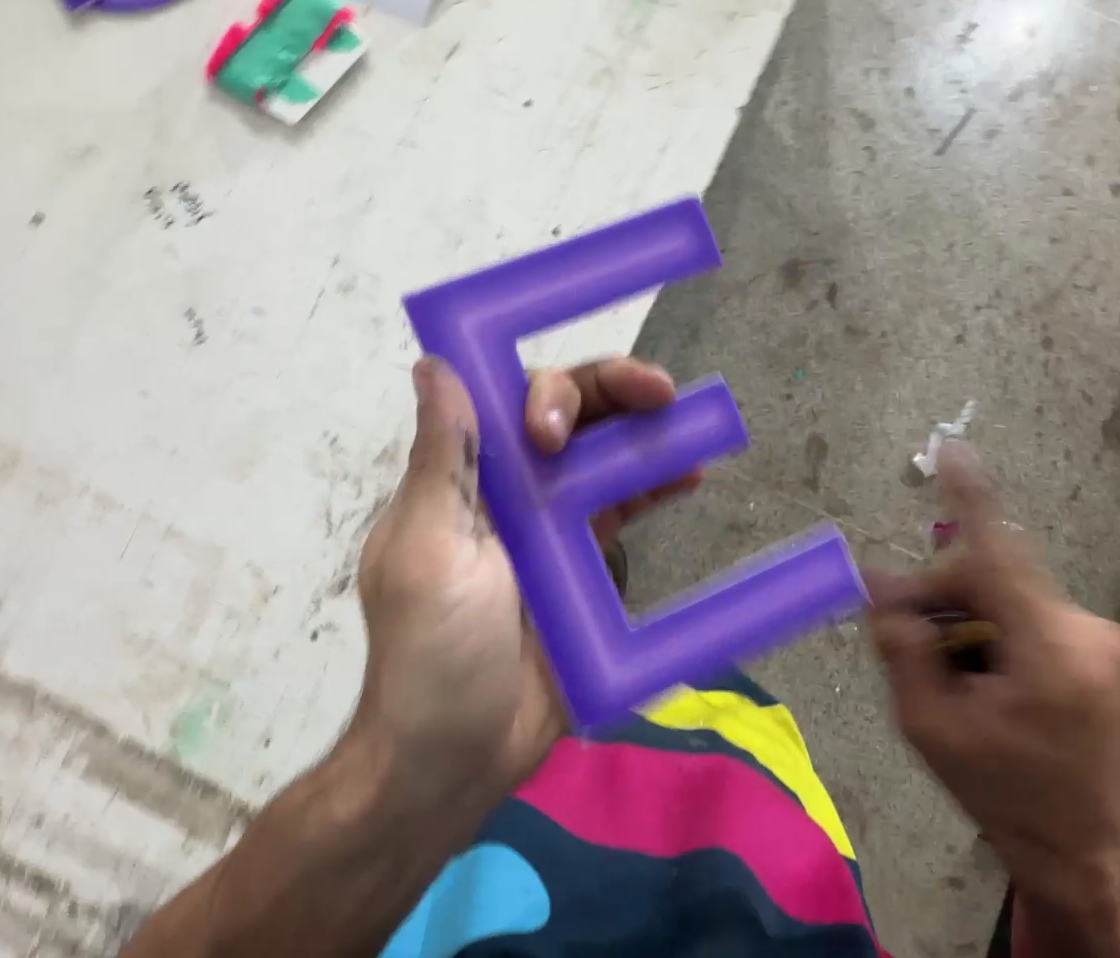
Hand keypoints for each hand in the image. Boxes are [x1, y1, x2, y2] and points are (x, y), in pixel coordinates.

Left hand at [351, 356, 696, 800]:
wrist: (455, 757)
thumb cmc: (432, 651)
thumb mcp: (430, 549)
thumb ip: (442, 458)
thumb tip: (435, 362)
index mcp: (462, 478)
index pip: (507, 401)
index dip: (545, 388)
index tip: (564, 419)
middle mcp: (506, 490)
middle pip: (565, 418)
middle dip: (610, 392)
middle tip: (661, 391)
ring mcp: (549, 529)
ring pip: (601, 458)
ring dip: (642, 432)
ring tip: (688, 424)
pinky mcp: (583, 571)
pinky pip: (621, 514)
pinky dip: (653, 488)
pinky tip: (689, 473)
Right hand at [866, 442, 1119, 924]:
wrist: (1081, 843)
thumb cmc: (997, 788)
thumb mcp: (927, 724)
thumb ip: (902, 647)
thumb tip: (877, 584)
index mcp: (1050, 657)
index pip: (1002, 559)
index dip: (973, 500)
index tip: (954, 451)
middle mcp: (1090, 635)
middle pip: (992, 578)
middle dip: (939, 595)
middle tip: (895, 624)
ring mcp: (1106, 641)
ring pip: (1008, 595)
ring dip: (964, 615)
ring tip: (940, 661)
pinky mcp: (1106, 648)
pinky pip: (1029, 613)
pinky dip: (991, 627)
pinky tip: (976, 666)